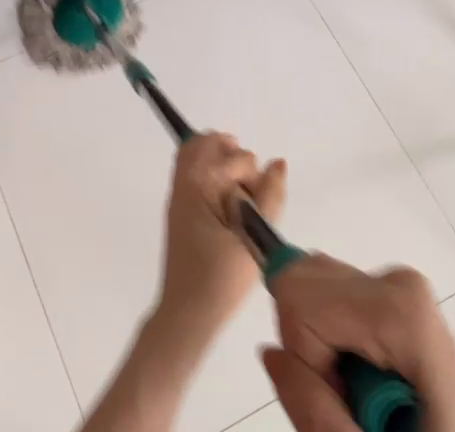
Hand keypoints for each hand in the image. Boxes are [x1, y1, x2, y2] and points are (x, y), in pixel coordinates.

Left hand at [156, 132, 286, 330]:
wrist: (187, 312)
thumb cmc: (222, 278)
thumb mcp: (255, 236)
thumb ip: (270, 196)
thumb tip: (277, 162)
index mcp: (199, 182)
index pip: (237, 157)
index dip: (254, 176)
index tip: (257, 204)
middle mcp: (183, 180)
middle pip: (209, 142)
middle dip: (235, 158)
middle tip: (250, 192)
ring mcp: (177, 193)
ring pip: (197, 153)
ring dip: (222, 164)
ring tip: (241, 198)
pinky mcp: (179, 207)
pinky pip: (191, 172)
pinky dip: (211, 176)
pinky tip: (228, 204)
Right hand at [262, 255, 454, 431]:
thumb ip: (316, 411)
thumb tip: (272, 351)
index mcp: (403, 315)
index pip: (302, 298)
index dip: (305, 357)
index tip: (343, 400)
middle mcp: (401, 285)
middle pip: (303, 281)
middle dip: (308, 345)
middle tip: (349, 395)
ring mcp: (398, 285)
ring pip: (309, 286)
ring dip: (319, 342)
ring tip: (362, 389)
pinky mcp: (394, 293)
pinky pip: (326, 295)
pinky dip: (330, 336)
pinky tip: (367, 374)